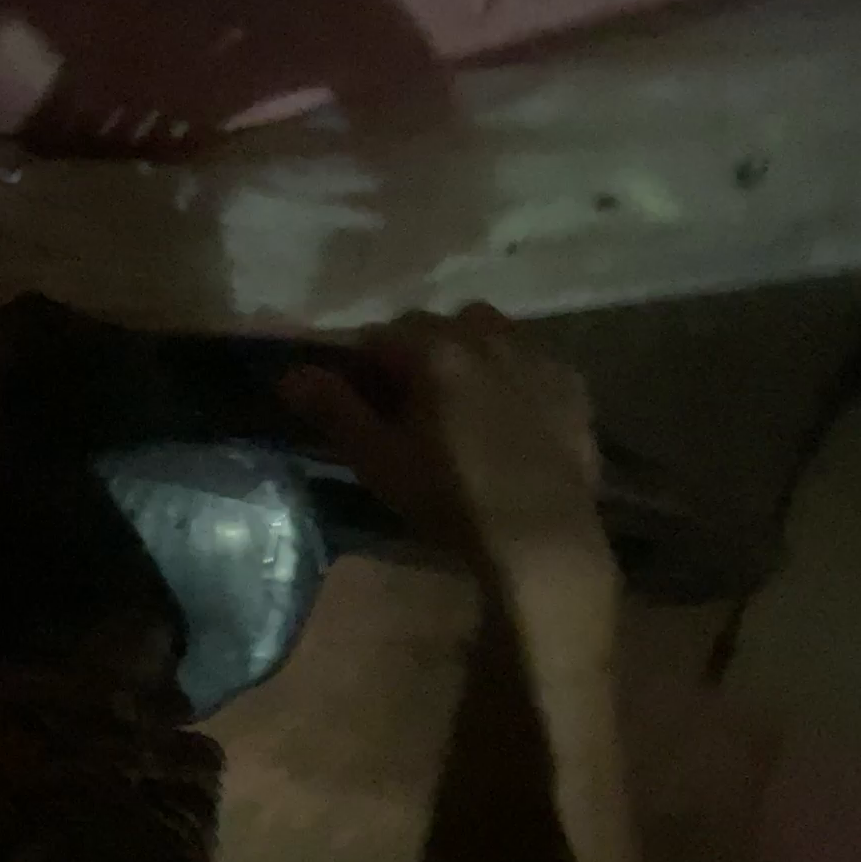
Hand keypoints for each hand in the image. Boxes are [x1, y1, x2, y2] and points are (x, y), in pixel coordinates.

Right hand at [280, 304, 603, 577]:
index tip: (363, 400)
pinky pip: (528, 355)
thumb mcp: (375, 457)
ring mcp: (535, 356)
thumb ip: (332, 408)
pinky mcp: (571, 382)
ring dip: (462, 349)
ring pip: (485, 329)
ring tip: (456, 398)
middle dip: (411, 352)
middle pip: (432, 325)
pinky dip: (508, 369)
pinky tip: (505, 411)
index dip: (362, 366)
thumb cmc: (444, 496)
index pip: (378, 335)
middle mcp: (486, 338)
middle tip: (406, 402)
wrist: (538, 536)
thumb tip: (289, 374)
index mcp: (433, 351)